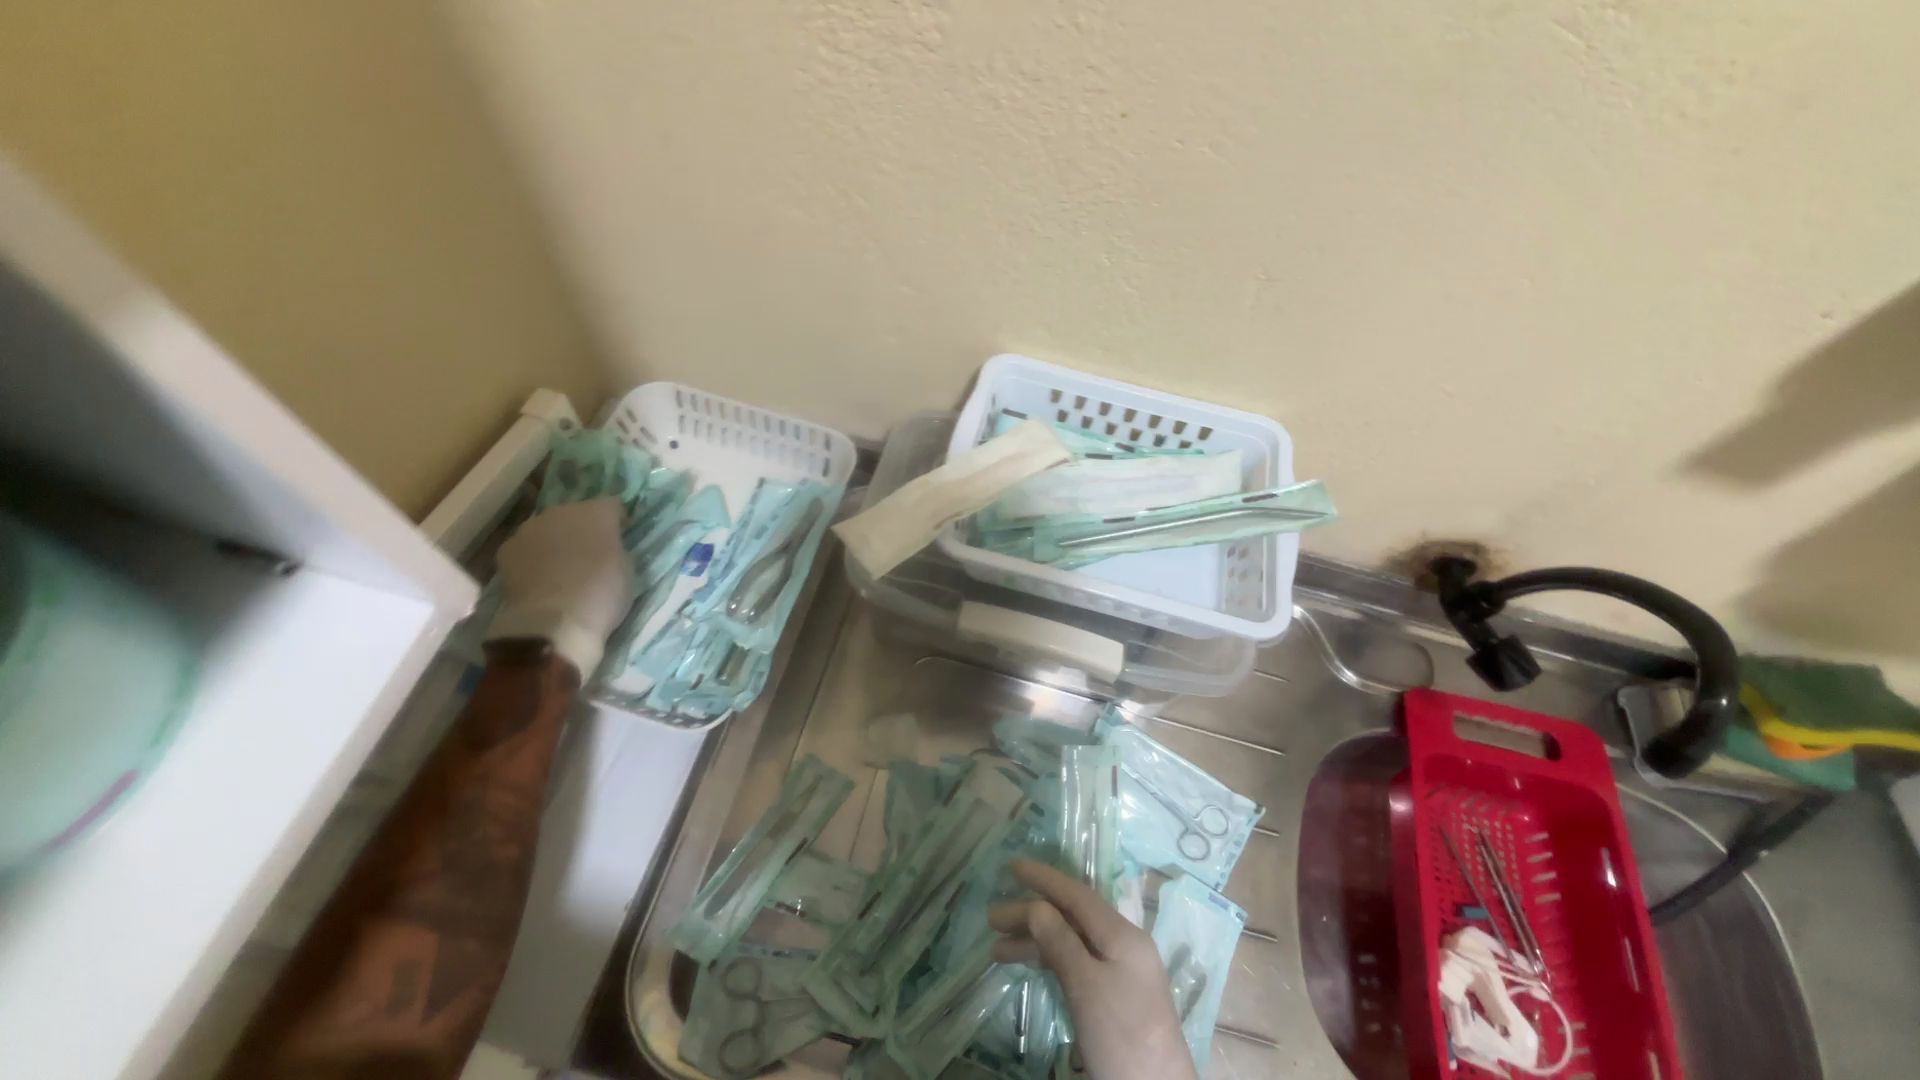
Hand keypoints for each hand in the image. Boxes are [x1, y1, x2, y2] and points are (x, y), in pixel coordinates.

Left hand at [486, 496, 634, 676]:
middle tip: (589, 556)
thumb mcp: (626, 570)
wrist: (553, 623)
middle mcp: (561, 511)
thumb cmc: (602, 596)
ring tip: (561, 570)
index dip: (616, 522)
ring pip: (547, 529)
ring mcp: (529, 529)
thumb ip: (615, 549)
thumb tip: (606, 546)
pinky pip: (525, 548)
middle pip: (575, 514)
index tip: (619, 539)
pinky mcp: (506, 550)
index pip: (612, 505)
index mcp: (596, 513)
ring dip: (555, 542)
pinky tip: (538, 581)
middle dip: (582, 530)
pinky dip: (532, 559)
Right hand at [989, 858, 1198, 1079]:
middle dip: (1031, 914)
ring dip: (1036, 941)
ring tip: (997, 951)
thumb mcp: (1087, 987)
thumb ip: (1061, 942)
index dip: (1043, 879)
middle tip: (991, 921)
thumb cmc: (1122, 1036)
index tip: (1011, 865)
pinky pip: (1077, 964)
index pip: (1077, 895)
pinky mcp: (1116, 997)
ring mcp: (1122, 972)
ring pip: (1072, 943)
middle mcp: (1124, 946)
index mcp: (1123, 935)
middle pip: (1071, 918)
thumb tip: (1037, 906)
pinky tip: (1030, 966)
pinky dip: (1051, 962)